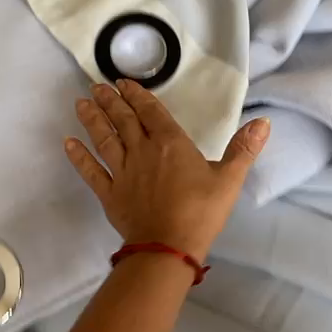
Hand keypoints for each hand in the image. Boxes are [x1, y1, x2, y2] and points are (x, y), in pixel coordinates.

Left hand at [65, 80, 269, 261]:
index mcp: (172, 144)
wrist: (167, 249)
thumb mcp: (229, 180)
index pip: (151, 112)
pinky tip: (68, 143)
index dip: (138, 95)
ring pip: (104, 140)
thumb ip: (243, 149)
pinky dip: (78, 157)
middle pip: (123, 120)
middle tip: (97, 85)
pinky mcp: (109, 194)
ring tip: (81, 102)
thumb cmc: (201, 212)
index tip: (123, 82)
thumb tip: (263, 122)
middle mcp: (143, 151)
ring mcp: (122, 172)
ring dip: (93, 120)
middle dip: (111, 101)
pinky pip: (90, 171)